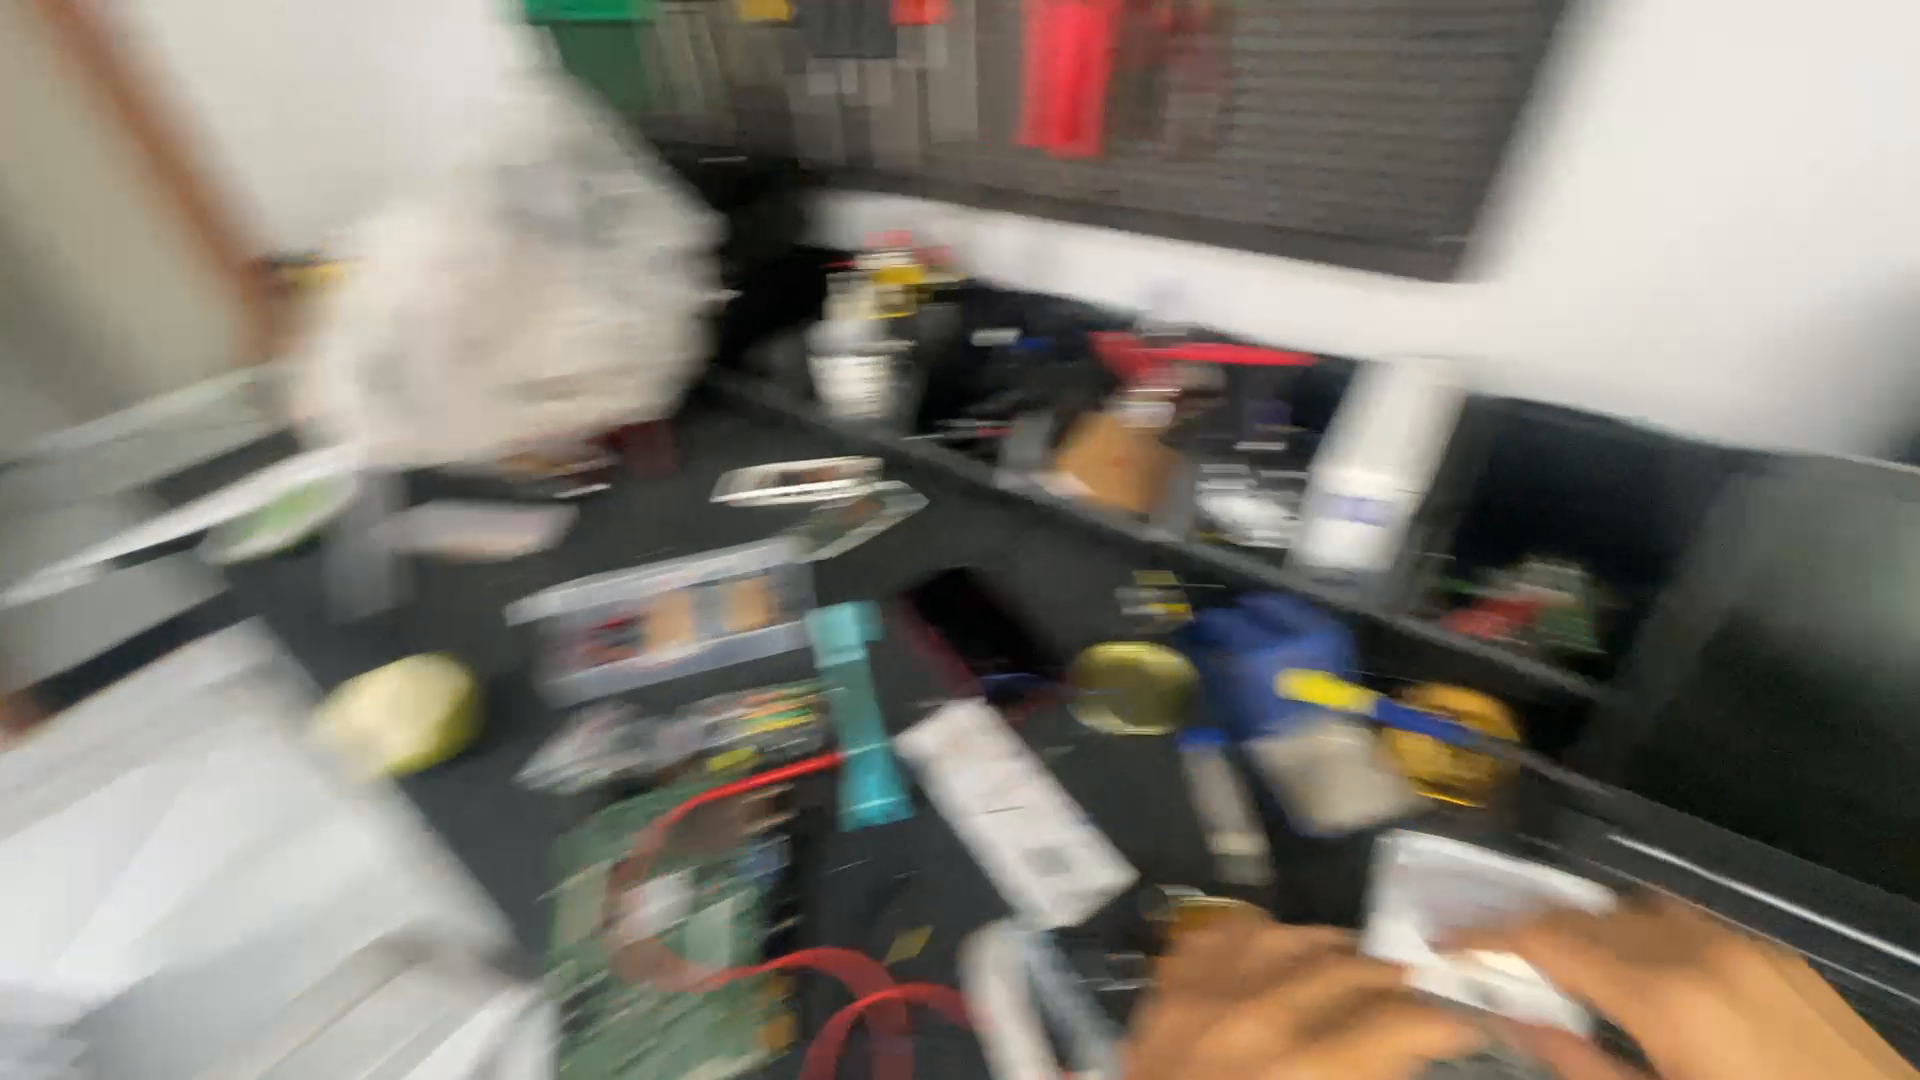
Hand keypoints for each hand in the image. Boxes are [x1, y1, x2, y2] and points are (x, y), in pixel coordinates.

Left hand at [1123, 910, 1480, 1079]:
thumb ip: (1359, 1075)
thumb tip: (1394, 1057)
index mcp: (1305, 1076)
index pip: (1392, 1026)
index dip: (1440, 1021)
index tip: (1462, 1023)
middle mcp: (1257, 1022)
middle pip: (1340, 970)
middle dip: (1388, 975)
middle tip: (1410, 986)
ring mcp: (1203, 994)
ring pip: (1280, 937)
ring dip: (1325, 945)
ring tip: (1349, 958)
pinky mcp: (1166, 988)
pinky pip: (1218, 935)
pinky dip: (1252, 934)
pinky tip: (1272, 945)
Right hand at [1463, 894, 1915, 1079]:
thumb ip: (1576, 1061)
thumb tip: (1504, 1016)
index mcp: (1662, 994)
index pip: (1541, 937)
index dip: (1482, 936)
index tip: (1443, 943)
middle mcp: (1692, 946)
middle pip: (1575, 915)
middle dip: (1525, 932)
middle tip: (1492, 958)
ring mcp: (1741, 943)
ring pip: (1622, 907)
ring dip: (1582, 928)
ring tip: (1566, 965)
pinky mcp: (1775, 953)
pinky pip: (1678, 919)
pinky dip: (1636, 932)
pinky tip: (1643, 973)